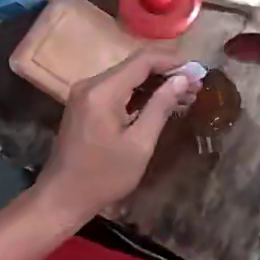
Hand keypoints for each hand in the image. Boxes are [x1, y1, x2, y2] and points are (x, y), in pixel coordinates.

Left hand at [37, 50, 198, 220]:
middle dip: (167, 73)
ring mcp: (86, 93)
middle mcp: (91, 84)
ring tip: (186, 95)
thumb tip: (183, 79)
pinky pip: (118, 88)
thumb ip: (160, 106)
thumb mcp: (140, 144)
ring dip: (156, 83)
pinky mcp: (86, 104)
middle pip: (135, 66)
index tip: (197, 72)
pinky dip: (140, 93)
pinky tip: (162, 103)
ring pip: (128, 76)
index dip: (173, 62)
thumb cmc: (104, 176)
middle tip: (196, 86)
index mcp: (103, 91)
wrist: (62, 198)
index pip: (143, 61)